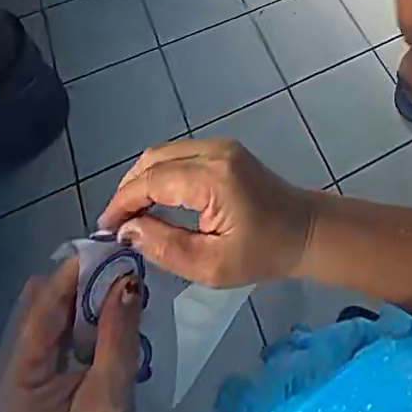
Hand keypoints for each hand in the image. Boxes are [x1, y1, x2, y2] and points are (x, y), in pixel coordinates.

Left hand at [0, 257, 141, 411]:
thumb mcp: (107, 399)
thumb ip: (117, 336)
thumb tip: (129, 278)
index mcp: (14, 376)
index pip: (42, 303)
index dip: (75, 269)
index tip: (111, 244)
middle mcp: (6, 371)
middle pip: (39, 304)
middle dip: (80, 280)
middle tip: (121, 266)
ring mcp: (17, 381)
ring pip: (47, 319)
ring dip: (82, 298)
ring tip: (120, 285)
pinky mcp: (33, 390)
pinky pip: (53, 338)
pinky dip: (79, 321)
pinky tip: (107, 318)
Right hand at [95, 139, 317, 287]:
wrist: (305, 230)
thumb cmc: (263, 253)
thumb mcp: (211, 266)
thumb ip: (165, 246)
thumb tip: (127, 230)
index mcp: (213, 177)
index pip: (152, 180)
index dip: (122, 203)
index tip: (105, 230)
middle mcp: (215, 151)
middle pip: (154, 158)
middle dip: (128, 189)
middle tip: (116, 225)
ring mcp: (221, 145)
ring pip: (165, 152)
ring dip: (142, 179)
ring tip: (130, 216)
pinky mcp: (224, 149)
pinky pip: (180, 154)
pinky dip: (160, 173)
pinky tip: (154, 200)